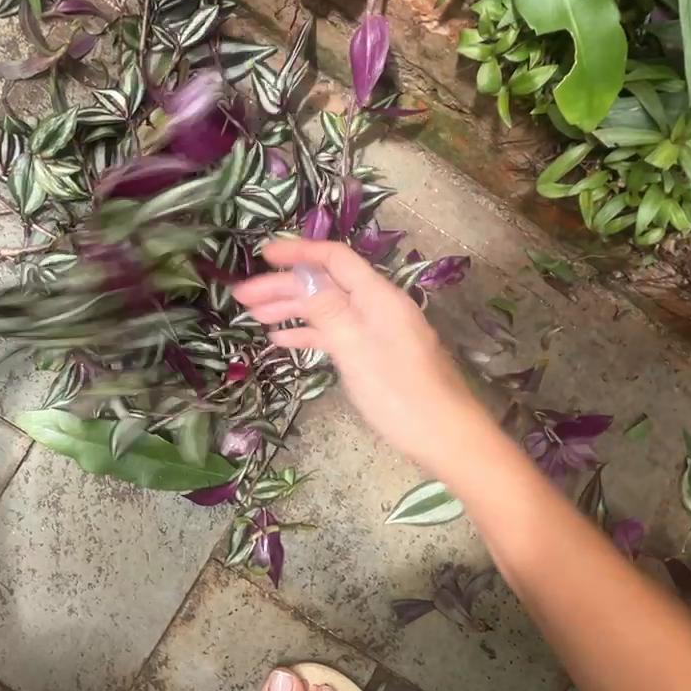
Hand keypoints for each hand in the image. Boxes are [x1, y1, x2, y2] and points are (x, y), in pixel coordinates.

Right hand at [233, 238, 482, 469]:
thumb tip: (300, 276)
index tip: (261, 254)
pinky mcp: (375, 354)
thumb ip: (327, 310)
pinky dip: (309, 332)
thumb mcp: (356, 350)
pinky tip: (283, 339)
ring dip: (292, 309)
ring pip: (328, 309)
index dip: (298, 252)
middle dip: (283, 286)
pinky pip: (336, 333)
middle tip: (243, 297)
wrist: (447, 438)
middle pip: (326, 284)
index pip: (334, 259)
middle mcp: (378, 306)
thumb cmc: (401, 395)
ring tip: (255, 316)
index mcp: (378, 297)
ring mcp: (377, 331)